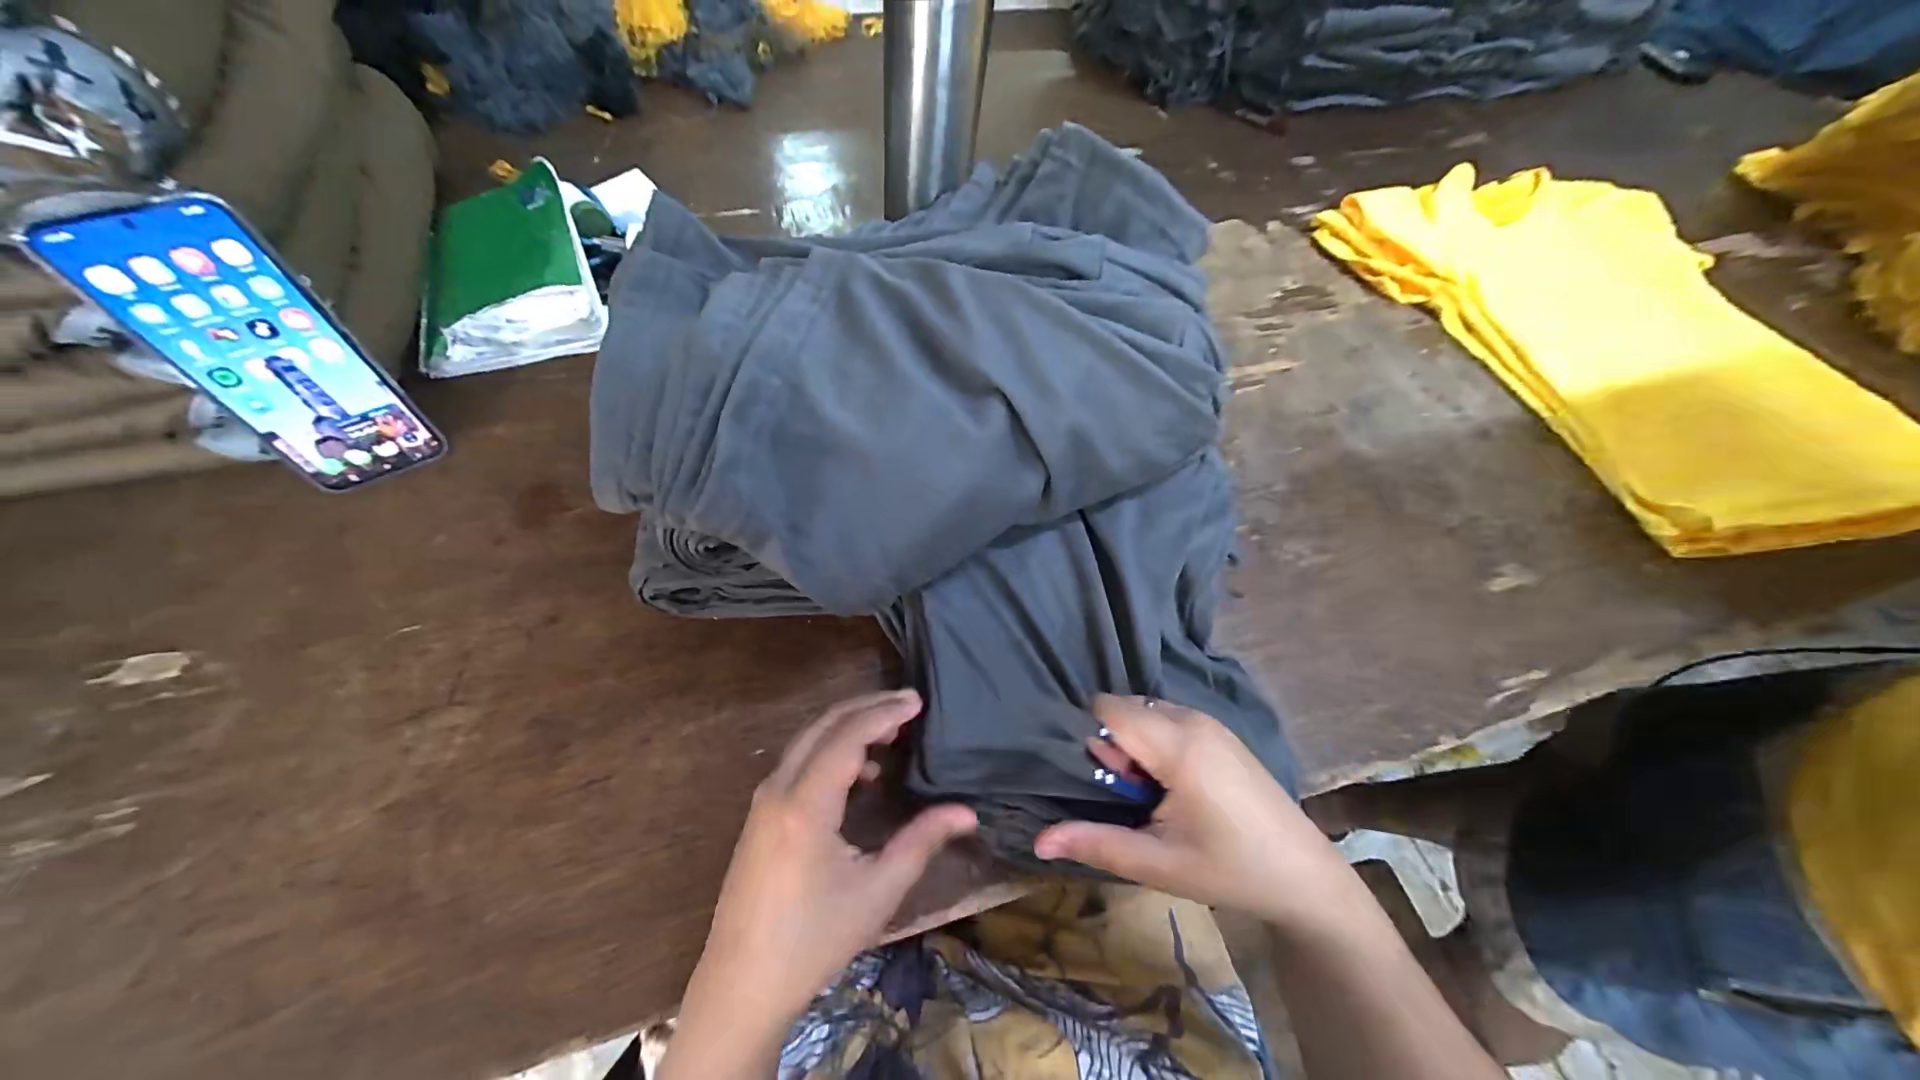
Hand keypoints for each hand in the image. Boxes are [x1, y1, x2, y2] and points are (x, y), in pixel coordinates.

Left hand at [683, 690, 976, 1022]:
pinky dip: (830, 749)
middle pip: (824, 726)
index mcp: (806, 804)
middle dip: (867, 708)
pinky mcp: (759, 816)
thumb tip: (967, 812)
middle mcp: (778, 790)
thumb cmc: (814, 940)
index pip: (848, 735)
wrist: (742, 985)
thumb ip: (921, 841)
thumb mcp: (877, 892)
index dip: (885, 713)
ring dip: (848, 726)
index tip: (918, 700)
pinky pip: (797, 762)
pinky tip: (858, 773)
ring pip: (807, 740)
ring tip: (891, 732)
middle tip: (909, 704)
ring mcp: (763, 802)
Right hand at [1033, 695, 1358, 931]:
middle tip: (1132, 795)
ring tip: (1153, 793)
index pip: (1108, 708)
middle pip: (1125, 706)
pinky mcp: (1220, 730)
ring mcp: (1211, 721)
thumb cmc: (1230, 870)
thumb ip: (1095, 844)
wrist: (1304, 876)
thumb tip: (1038, 840)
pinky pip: (1167, 717)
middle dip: (1114, 744)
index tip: (1107, 782)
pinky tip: (1174, 786)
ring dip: (1135, 743)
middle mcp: (1193, 719)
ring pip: (1145, 710)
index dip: (1094, 739)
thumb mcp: (1157, 864)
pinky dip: (1155, 741)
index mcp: (1178, 745)